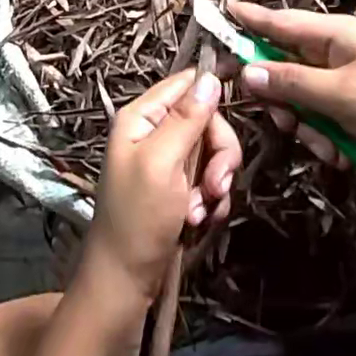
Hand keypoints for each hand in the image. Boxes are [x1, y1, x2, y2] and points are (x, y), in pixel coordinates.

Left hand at [81, 69, 239, 297]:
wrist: (125, 279)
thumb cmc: (138, 216)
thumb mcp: (162, 162)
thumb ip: (187, 119)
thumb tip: (211, 76)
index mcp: (141, 116)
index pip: (186, 84)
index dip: (212, 98)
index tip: (229, 125)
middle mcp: (154, 132)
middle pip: (206, 121)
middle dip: (219, 153)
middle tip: (215, 185)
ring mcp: (167, 161)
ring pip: (213, 153)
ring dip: (216, 182)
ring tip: (200, 210)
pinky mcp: (179, 187)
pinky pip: (210, 180)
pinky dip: (211, 201)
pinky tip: (198, 221)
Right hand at [227, 0, 355, 175]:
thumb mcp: (340, 96)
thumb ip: (289, 83)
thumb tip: (247, 71)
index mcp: (332, 35)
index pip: (277, 21)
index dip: (246, 19)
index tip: (216, 14)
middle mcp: (332, 52)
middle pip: (280, 67)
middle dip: (281, 100)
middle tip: (286, 122)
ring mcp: (341, 79)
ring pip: (296, 98)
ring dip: (306, 126)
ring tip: (329, 148)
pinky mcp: (350, 105)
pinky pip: (318, 117)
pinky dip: (324, 137)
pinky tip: (342, 154)